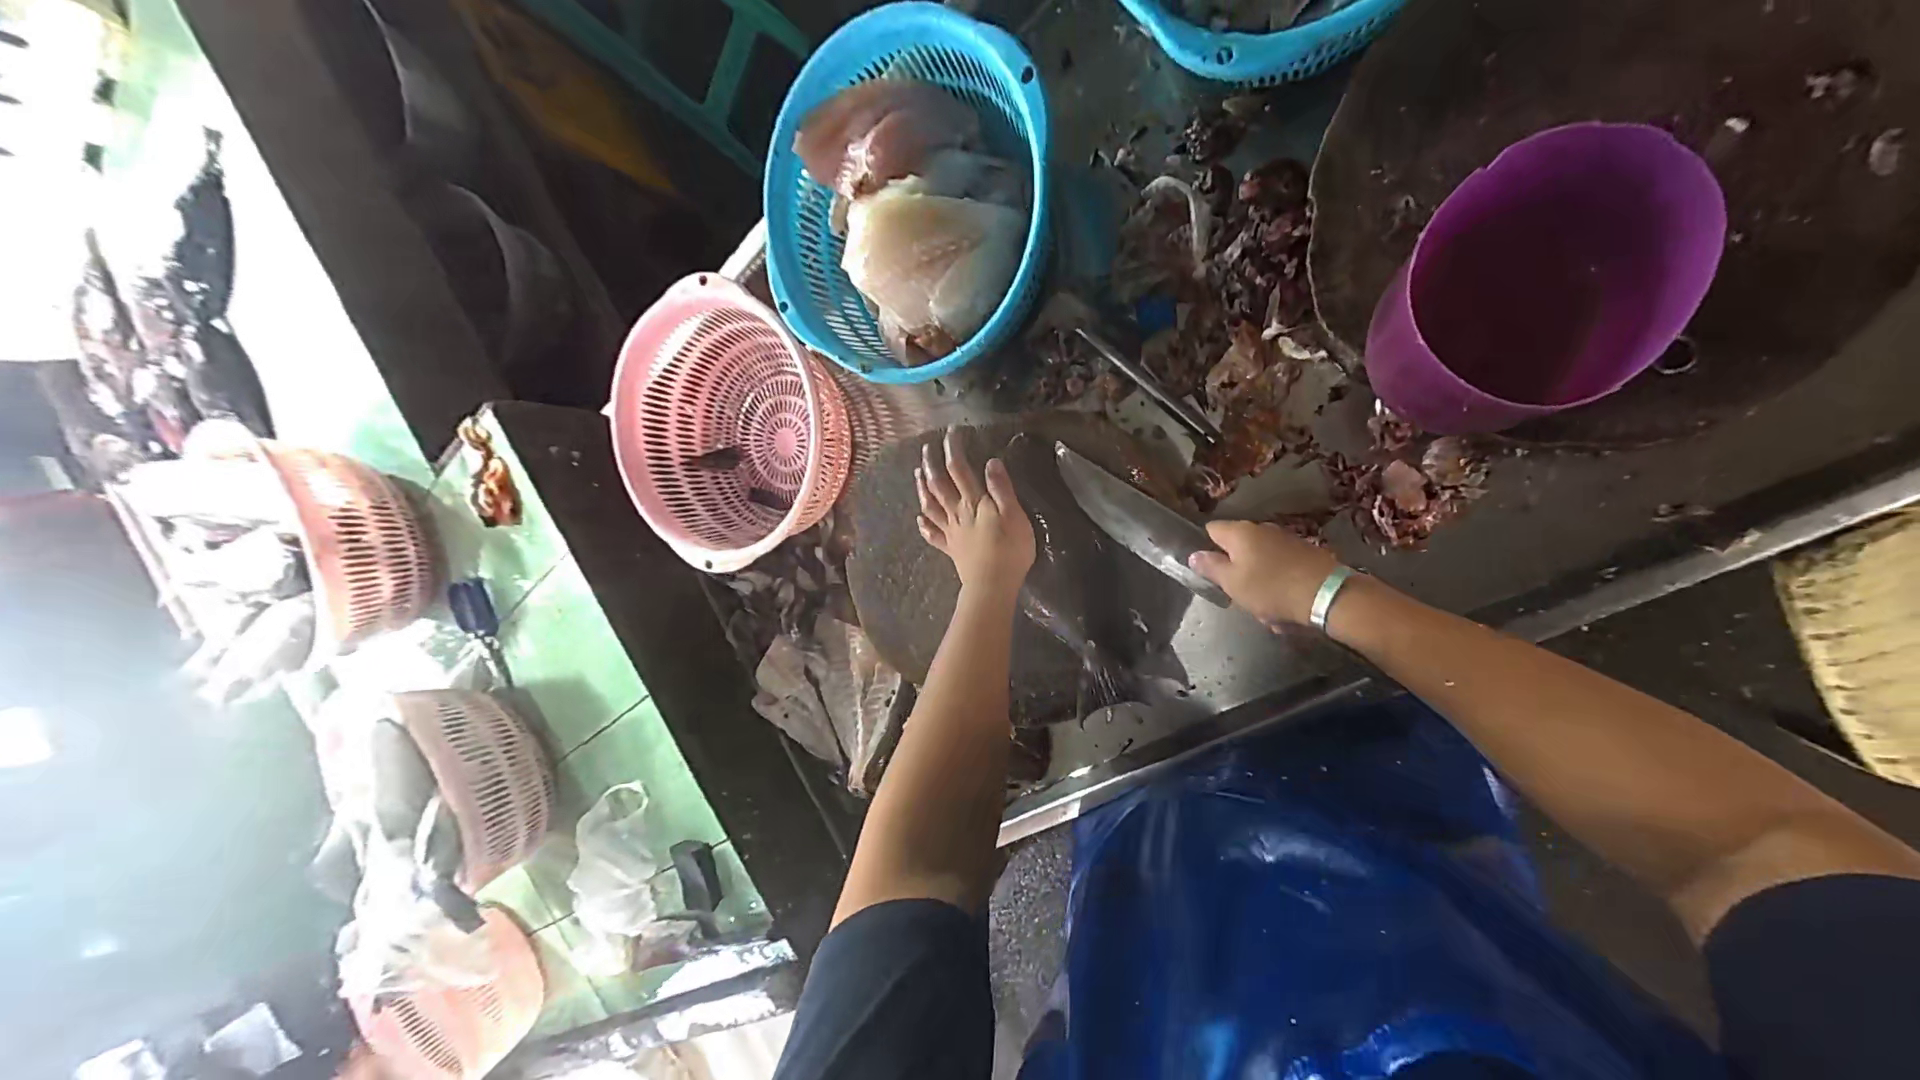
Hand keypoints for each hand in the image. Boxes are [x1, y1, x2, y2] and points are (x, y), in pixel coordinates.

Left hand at [917, 427, 1035, 598]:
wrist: (992, 585)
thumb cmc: (1009, 550)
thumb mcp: (1013, 515)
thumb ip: (1001, 488)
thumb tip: (990, 461)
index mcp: (972, 502)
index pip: (959, 468)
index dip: (953, 449)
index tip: (951, 432)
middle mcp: (957, 513)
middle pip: (939, 484)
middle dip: (931, 464)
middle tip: (926, 448)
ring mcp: (951, 532)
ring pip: (931, 506)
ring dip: (922, 488)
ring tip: (917, 474)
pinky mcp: (951, 549)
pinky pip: (933, 534)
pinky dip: (924, 525)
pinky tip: (919, 519)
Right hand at [1188, 520, 1343, 627]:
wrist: (1328, 595)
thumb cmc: (1270, 588)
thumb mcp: (1232, 583)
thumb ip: (1210, 567)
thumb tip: (1194, 554)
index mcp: (1240, 532)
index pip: (1211, 529)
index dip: (1205, 547)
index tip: (1208, 569)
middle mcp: (1262, 529)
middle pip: (1237, 546)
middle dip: (1234, 568)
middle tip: (1235, 592)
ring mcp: (1286, 539)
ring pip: (1260, 560)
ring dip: (1257, 579)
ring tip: (1263, 605)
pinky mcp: (1306, 553)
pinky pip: (1280, 567)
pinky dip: (1277, 582)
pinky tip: (1284, 603)